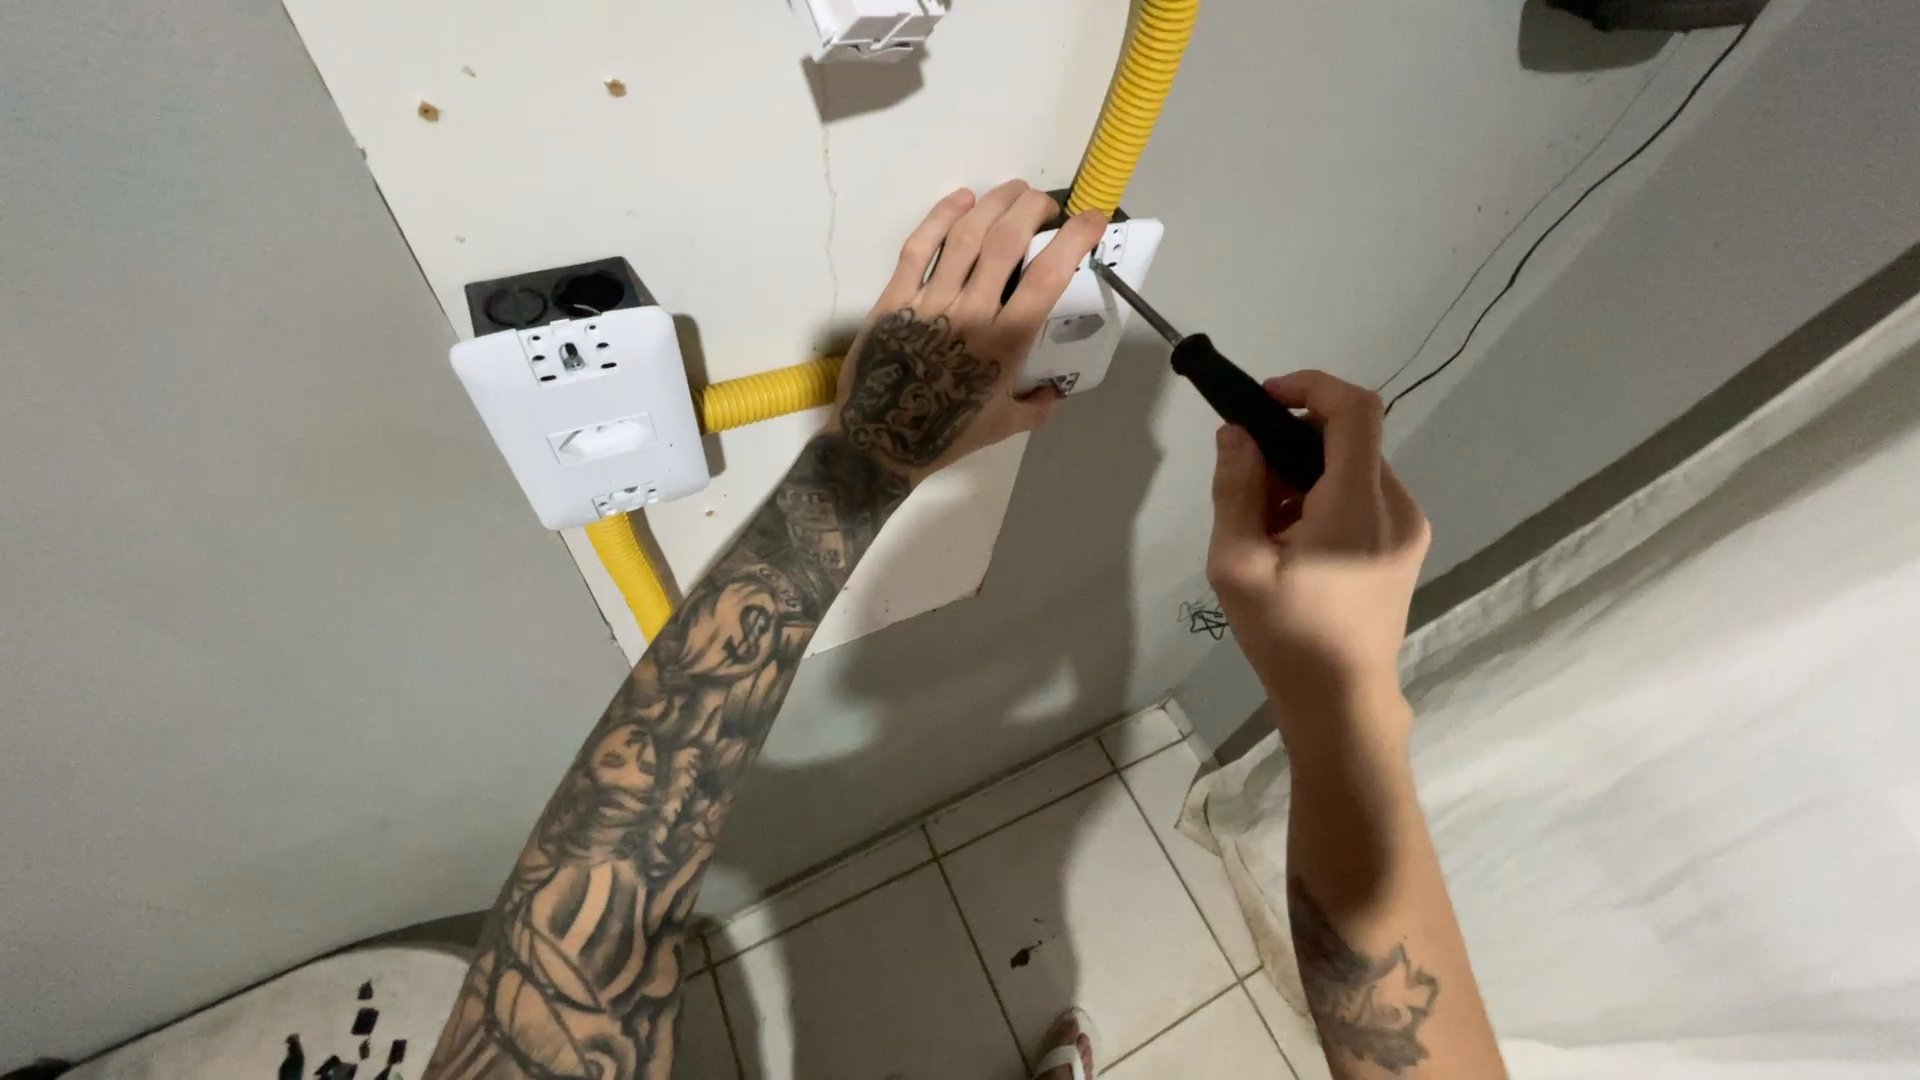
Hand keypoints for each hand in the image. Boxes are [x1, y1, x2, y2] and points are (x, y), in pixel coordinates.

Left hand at [830, 181, 1108, 481]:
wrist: (880, 444)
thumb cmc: (946, 437)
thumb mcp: (1004, 427)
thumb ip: (1037, 407)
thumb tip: (1055, 391)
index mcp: (1006, 341)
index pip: (1048, 275)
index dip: (1075, 238)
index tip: (1092, 219)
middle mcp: (972, 312)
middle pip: (1006, 239)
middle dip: (1032, 208)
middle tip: (1044, 205)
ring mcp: (930, 301)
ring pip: (966, 234)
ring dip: (994, 203)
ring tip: (1012, 190)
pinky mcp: (894, 299)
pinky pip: (919, 247)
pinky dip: (940, 216)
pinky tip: (960, 199)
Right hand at [1206, 371, 1430, 744]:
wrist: (1339, 699)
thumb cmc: (1284, 635)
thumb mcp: (1236, 564)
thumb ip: (1235, 490)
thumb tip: (1235, 433)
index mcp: (1358, 507)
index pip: (1355, 410)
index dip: (1311, 386)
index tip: (1264, 399)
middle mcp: (1397, 506)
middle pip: (1347, 440)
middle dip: (1290, 447)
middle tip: (1247, 491)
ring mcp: (1408, 527)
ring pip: (1351, 469)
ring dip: (1304, 477)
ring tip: (1266, 530)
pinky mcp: (1405, 545)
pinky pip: (1362, 497)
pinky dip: (1322, 500)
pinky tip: (1294, 545)